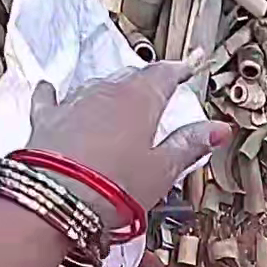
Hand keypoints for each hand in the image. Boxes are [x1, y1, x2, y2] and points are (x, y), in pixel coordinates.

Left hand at [26, 57, 229, 224]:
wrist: (55, 201)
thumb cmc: (115, 187)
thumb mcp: (163, 170)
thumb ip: (190, 144)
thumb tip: (220, 128)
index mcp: (140, 101)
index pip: (164, 74)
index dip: (179, 70)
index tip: (189, 66)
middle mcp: (106, 94)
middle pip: (131, 79)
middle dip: (147, 82)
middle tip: (159, 90)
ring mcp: (73, 104)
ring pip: (97, 87)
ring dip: (112, 92)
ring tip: (122, 99)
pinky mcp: (46, 121)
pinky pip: (51, 100)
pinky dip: (55, 95)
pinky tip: (50, 89)